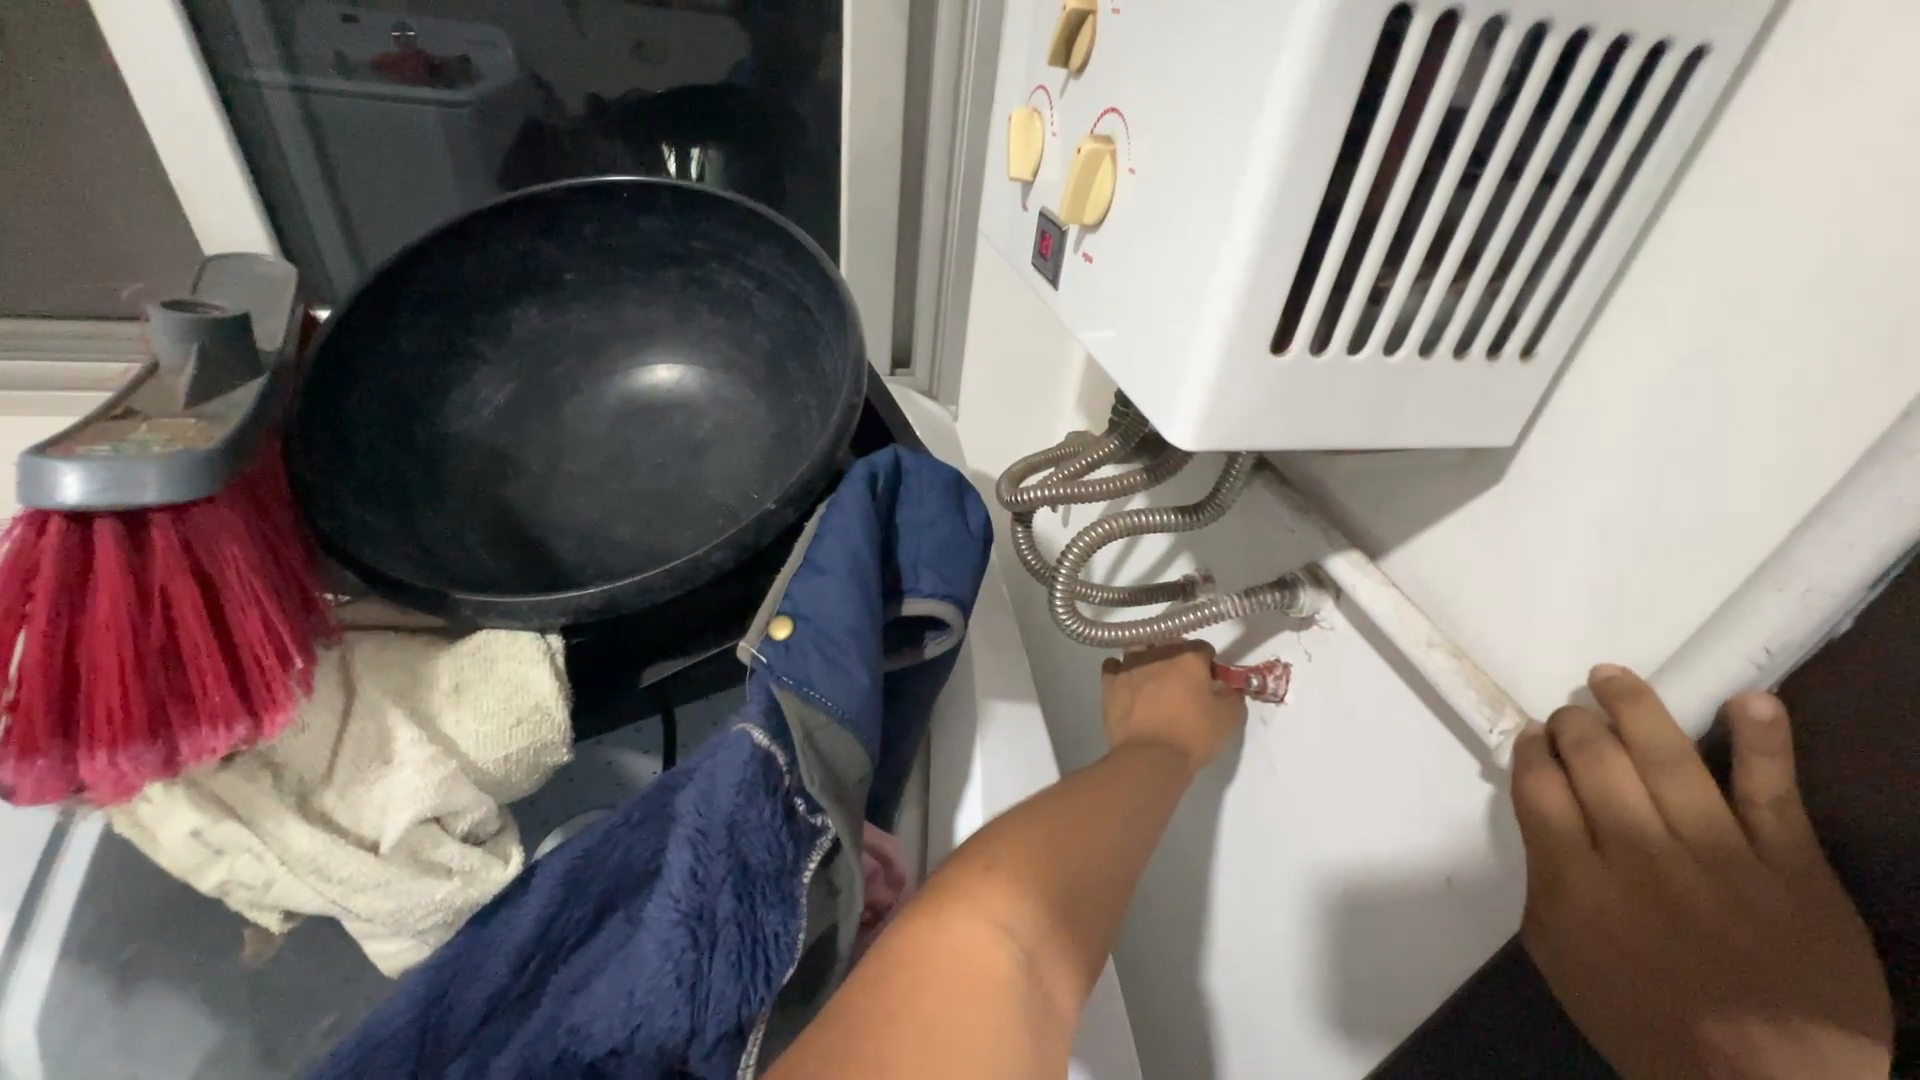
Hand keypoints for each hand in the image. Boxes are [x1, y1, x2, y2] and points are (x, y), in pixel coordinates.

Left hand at [1100, 641, 1245, 772]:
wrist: (1149, 757)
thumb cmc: (1193, 736)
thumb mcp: (1229, 718)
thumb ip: (1233, 695)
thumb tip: (1228, 686)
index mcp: (1188, 657)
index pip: (1202, 647)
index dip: (1208, 663)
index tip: (1208, 681)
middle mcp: (1157, 653)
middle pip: (1170, 643)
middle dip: (1178, 656)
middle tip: (1182, 681)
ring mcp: (1129, 666)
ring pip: (1139, 648)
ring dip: (1147, 657)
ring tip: (1152, 678)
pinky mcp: (1109, 682)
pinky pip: (1113, 666)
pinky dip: (1120, 671)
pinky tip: (1127, 682)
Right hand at [1513, 665, 1891, 1079]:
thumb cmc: (1646, 1019)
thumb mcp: (1558, 955)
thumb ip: (1546, 881)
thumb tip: (1546, 820)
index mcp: (1574, 881)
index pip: (1539, 785)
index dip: (1531, 748)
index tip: (1533, 737)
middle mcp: (1639, 855)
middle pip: (1594, 760)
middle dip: (1573, 724)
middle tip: (1571, 714)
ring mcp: (1720, 856)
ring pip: (1668, 760)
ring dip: (1634, 707)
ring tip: (1610, 676)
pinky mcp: (1793, 867)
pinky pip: (1774, 793)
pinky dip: (1764, 743)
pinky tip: (1749, 700)